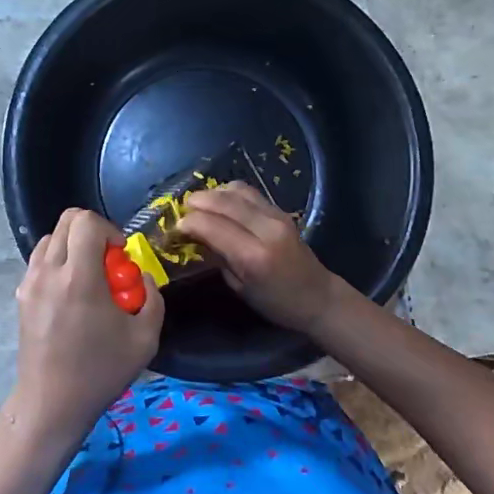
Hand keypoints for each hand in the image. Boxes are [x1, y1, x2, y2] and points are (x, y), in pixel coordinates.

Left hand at [8, 208, 163, 439]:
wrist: (52, 403)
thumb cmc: (100, 371)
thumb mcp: (145, 338)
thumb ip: (152, 298)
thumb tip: (141, 276)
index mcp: (78, 278)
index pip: (86, 222)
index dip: (109, 230)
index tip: (120, 257)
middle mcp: (49, 272)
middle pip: (67, 220)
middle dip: (93, 231)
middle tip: (107, 262)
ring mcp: (30, 282)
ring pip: (51, 236)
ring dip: (74, 244)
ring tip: (88, 275)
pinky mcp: (21, 294)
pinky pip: (40, 258)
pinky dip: (58, 260)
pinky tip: (71, 291)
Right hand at [179, 181, 349, 335]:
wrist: (318, 296)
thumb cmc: (275, 302)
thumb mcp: (239, 287)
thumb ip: (218, 257)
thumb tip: (195, 236)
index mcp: (252, 256)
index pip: (211, 225)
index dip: (188, 223)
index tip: (175, 227)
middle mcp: (265, 229)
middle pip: (222, 201)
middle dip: (196, 202)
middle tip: (181, 211)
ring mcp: (276, 215)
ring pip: (236, 191)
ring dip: (212, 193)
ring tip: (198, 204)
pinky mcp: (280, 210)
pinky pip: (249, 192)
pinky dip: (229, 193)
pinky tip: (220, 202)